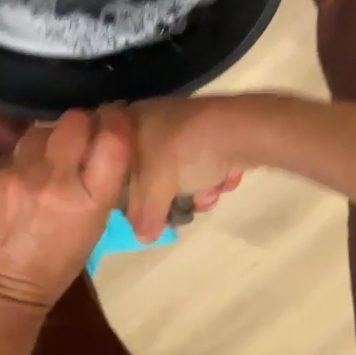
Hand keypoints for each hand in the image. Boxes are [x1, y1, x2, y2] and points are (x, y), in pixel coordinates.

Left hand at [0, 110, 131, 311]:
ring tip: (43, 164)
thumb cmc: (59, 260)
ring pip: (39, 131)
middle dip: (79, 125)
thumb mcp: (95, 223)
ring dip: (47, 141)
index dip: (115, 122)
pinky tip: (17, 183)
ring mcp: (17, 177)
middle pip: (73, 122)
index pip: (112, 140)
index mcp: (90, 199)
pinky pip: (10, 153)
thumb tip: (102, 139)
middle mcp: (55, 181)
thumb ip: (100, 180)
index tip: (114, 119)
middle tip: (76, 138)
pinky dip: (18, 162)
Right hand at [121, 98, 250, 241]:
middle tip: (177, 211)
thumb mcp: (156, 189)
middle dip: (170, 194)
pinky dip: (215, 176)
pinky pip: (207, 161)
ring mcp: (189, 123)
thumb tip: (143, 236)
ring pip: (183, 168)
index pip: (114, 161)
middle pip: (152, 169)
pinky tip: (224, 183)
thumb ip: (144, 214)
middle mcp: (157, 118)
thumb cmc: (184, 152)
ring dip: (197, 189)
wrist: (241, 128)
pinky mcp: (218, 131)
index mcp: (131, 122)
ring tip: (208, 196)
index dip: (125, 191)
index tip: (140, 211)